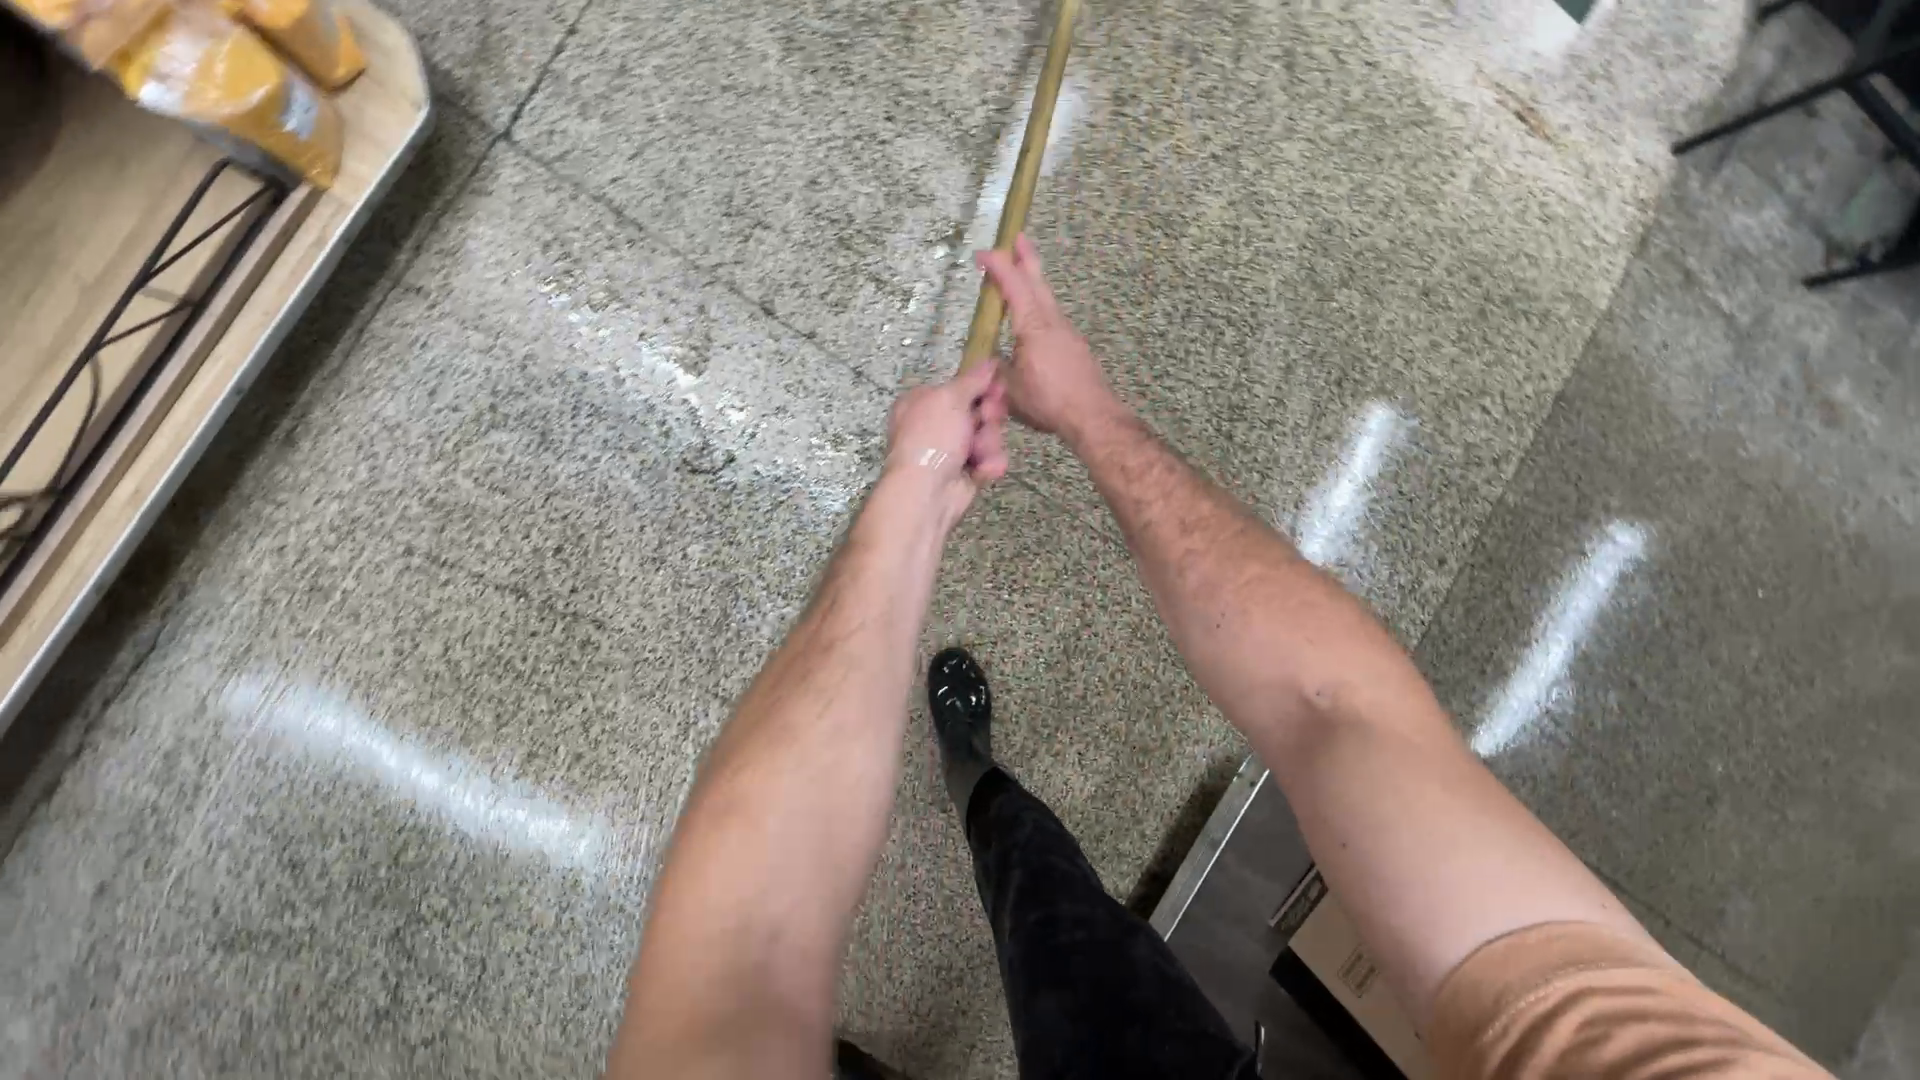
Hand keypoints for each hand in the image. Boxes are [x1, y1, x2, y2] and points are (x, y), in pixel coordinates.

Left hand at [884, 358, 1010, 527]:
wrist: (927, 492)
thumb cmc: (932, 438)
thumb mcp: (949, 398)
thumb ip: (973, 379)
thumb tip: (989, 361)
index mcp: (923, 401)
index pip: (961, 386)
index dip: (982, 387)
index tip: (997, 389)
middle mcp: (936, 424)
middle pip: (979, 410)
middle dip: (988, 417)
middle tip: (986, 419)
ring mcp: (952, 449)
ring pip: (988, 435)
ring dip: (989, 442)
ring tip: (977, 452)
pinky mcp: (966, 471)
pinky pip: (989, 459)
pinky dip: (989, 464)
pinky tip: (981, 470)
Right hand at [976, 234, 1126, 442]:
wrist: (1092, 415)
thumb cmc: (1049, 401)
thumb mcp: (1010, 389)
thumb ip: (996, 370)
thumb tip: (989, 362)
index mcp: (1032, 326)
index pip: (1012, 285)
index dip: (997, 266)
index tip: (982, 254)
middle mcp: (1052, 322)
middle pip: (1037, 282)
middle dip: (1026, 259)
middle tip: (1018, 238)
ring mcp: (1067, 334)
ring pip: (1047, 300)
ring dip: (1034, 285)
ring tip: (1024, 279)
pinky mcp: (1076, 348)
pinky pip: (1054, 320)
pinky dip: (1041, 310)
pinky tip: (1036, 325)